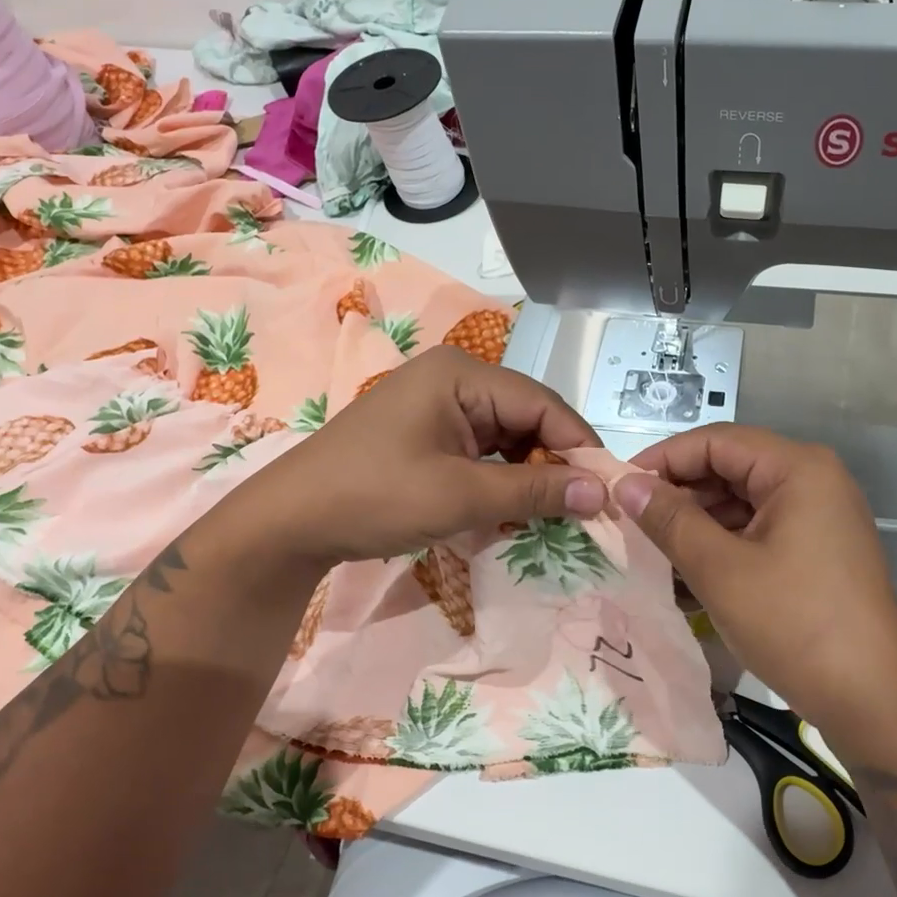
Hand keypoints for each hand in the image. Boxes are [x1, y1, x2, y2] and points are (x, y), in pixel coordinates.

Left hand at [215, 347, 608, 566]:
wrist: (289, 523)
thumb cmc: (375, 497)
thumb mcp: (462, 496)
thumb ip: (536, 491)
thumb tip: (601, 493)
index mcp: (461, 374)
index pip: (543, 404)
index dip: (580, 447)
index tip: (608, 491)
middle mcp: (454, 379)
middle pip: (528, 418)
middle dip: (555, 464)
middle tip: (582, 510)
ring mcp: (438, 406)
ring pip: (508, 438)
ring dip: (530, 476)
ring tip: (552, 516)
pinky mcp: (428, 434)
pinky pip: (483, 452)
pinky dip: (501, 481)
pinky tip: (512, 510)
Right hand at [614, 424, 896, 731]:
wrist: (872, 698)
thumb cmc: (794, 624)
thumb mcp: (720, 570)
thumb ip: (670, 520)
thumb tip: (625, 485)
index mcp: (798, 468)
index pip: (716, 440)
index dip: (663, 459)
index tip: (618, 489)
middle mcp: (816, 480)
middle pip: (733, 467)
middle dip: (681, 491)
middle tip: (631, 522)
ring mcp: (823, 517)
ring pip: (746, 501)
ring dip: (700, 520)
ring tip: (655, 549)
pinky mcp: (822, 551)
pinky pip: (764, 530)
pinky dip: (727, 543)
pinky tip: (692, 570)